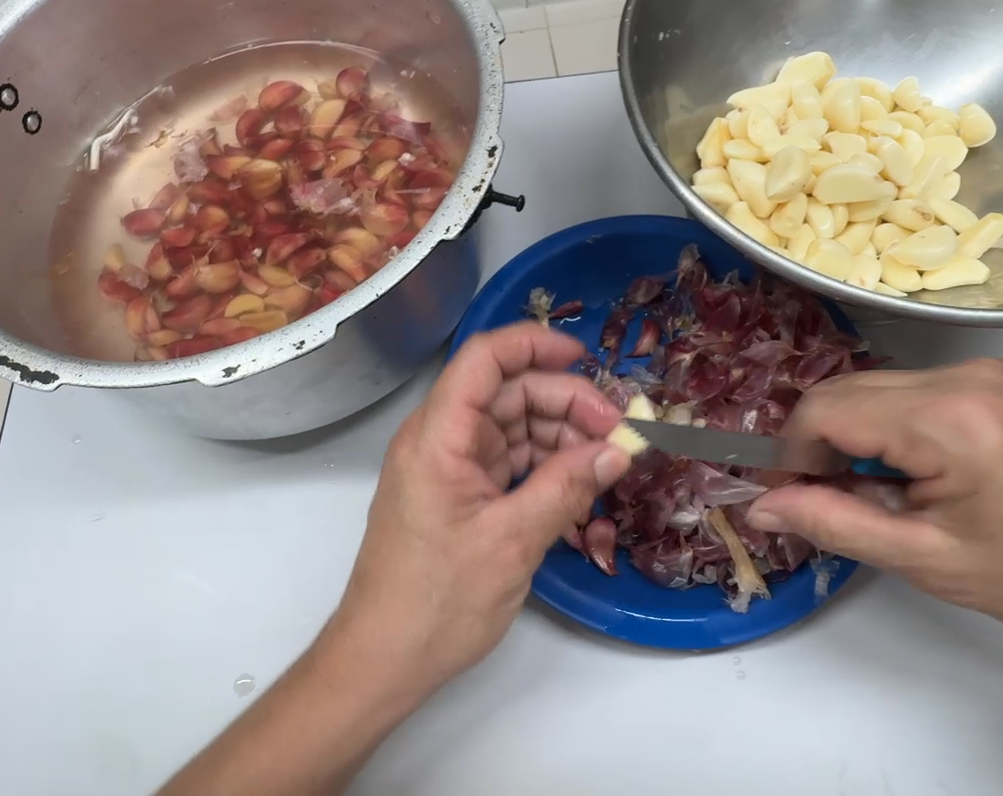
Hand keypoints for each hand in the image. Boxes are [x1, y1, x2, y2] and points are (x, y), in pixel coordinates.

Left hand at [326, 322, 629, 699]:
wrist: (383, 658)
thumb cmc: (437, 600)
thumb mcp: (511, 543)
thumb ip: (565, 488)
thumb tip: (617, 451)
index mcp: (438, 434)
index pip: (483, 359)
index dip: (533, 344)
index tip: (586, 357)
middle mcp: (442, 438)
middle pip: (508, 392)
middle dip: (566, 403)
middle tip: (619, 436)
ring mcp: (451, 466)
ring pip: (514, 426)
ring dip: (562, 437)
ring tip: (608, 464)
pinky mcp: (462, 493)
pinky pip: (510, 461)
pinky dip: (546, 468)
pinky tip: (581, 486)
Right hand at [744, 359, 1002, 648]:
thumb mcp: (929, 560)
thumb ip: (834, 524)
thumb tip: (760, 507)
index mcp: (950, 419)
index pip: (824, 409)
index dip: (791, 453)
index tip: (792, 498)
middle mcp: (966, 375)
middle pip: (848, 391)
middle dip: (822, 443)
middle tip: (833, 500)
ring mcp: (990, 370)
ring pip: (880, 387)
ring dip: (859, 432)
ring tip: (886, 491)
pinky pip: (919, 388)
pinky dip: (897, 423)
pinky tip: (926, 469)